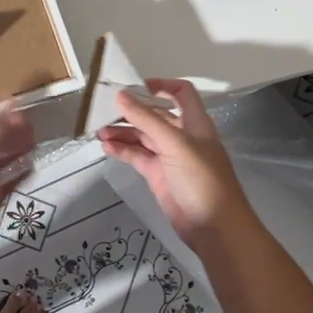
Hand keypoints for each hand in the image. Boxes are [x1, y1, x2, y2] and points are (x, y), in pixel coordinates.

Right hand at [97, 79, 253, 244]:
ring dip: (123, 132)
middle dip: (132, 112)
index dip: (162, 86)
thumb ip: (147, 120)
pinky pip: (138, 156)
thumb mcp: (175, 144)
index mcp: (194, 123)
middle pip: (155, 115)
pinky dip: (122, 150)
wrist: (213, 226)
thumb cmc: (201, 179)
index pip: (181, 93)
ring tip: (99, 132)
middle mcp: (182, 136)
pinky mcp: (158, 175)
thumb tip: (121, 96)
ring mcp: (169, 157)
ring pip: (143, 136)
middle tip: (104, 111)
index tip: (136, 86)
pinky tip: (106, 147)